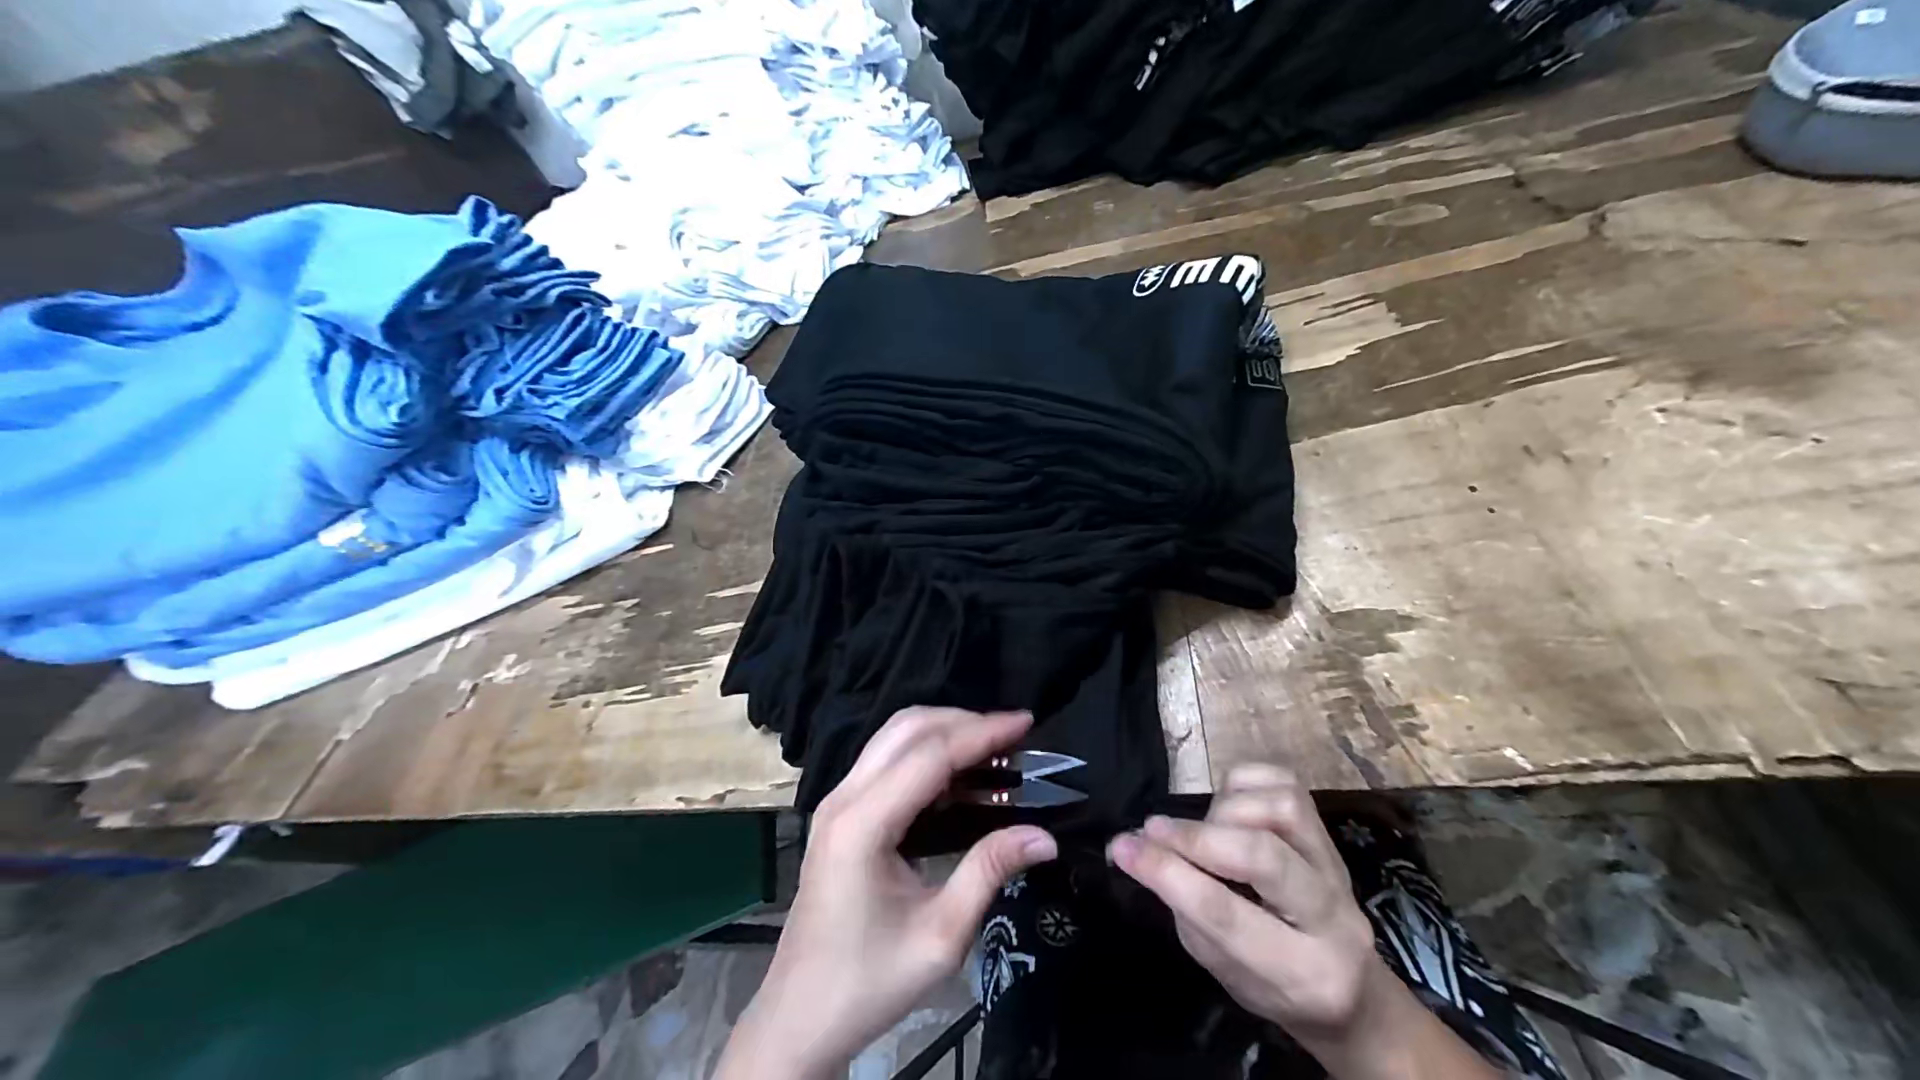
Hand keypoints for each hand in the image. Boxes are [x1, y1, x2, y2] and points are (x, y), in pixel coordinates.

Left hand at [716, 707, 1058, 1079]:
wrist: (802, 1013)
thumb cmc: (870, 980)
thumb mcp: (941, 936)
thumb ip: (989, 872)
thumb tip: (1045, 835)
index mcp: (863, 824)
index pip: (930, 754)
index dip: (982, 733)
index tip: (1027, 722)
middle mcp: (843, 797)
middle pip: (907, 728)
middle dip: (965, 722)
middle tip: (1015, 735)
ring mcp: (837, 801)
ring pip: (894, 737)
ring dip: (945, 732)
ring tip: (996, 749)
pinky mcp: (841, 812)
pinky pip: (886, 760)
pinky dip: (927, 753)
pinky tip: (961, 775)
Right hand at [1109, 765, 1498, 1079]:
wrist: (1354, 994)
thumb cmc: (1272, 988)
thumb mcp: (1221, 967)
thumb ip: (1183, 908)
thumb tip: (1135, 849)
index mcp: (1300, 972)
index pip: (1225, 913)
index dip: (1166, 873)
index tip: (1121, 847)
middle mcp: (1332, 917)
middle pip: (1262, 854)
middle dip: (1194, 836)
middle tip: (1151, 831)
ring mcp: (1337, 868)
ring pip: (1280, 808)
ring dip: (1223, 812)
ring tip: (1201, 831)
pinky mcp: (1330, 835)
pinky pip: (1287, 786)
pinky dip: (1245, 786)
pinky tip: (1226, 808)